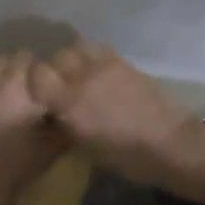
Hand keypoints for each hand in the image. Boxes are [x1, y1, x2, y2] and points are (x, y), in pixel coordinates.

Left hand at [0, 52, 62, 204]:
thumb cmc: (17, 167)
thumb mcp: (51, 147)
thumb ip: (63, 123)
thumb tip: (69, 108)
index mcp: (16, 85)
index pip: (26, 57)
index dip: (33, 67)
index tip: (36, 81)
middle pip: (1, 61)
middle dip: (10, 70)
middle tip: (16, 90)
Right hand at [29, 42, 196, 183]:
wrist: (170, 144)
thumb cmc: (127, 158)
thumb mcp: (86, 148)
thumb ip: (66, 123)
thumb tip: (56, 112)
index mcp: (70, 104)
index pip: (37, 75)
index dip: (35, 82)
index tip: (39, 94)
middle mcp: (83, 79)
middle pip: (56, 57)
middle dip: (53, 69)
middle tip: (59, 85)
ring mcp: (105, 66)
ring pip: (76, 46)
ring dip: (72, 58)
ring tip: (78, 74)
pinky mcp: (123, 61)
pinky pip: (98, 48)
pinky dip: (92, 55)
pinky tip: (97, 71)